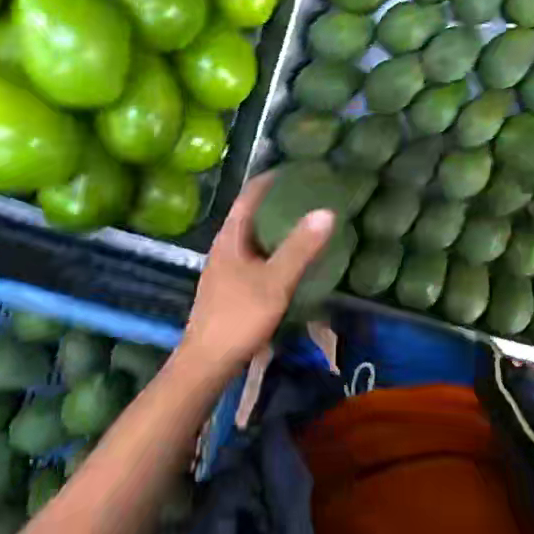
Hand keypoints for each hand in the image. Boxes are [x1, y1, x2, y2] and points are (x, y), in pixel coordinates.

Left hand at [177, 173, 334, 372]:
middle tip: (309, 195)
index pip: (249, 195)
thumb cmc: (238, 317)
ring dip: (277, 227)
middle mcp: (225, 247)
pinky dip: (274, 249)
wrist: (206, 363)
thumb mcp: (274, 281)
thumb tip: (327, 211)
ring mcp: (226, 269)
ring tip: (306, 223)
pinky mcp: (231, 288)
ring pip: (254, 237)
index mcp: (230, 237)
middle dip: (278, 201)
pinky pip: (256, 257)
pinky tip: (292, 260)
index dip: (270, 179)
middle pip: (251, 214)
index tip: (297, 170)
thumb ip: (299, 248)